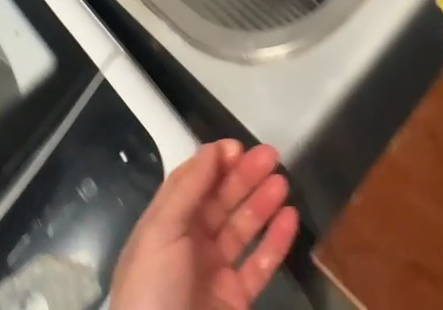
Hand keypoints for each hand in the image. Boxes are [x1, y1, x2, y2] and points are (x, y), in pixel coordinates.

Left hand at [111, 140, 299, 309]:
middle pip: (220, 202)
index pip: (191, 185)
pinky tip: (290, 218)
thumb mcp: (159, 234)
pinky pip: (260, 264)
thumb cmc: (153, 290)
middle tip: (271, 156)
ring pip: (242, 229)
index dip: (214, 163)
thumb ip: (186, 190)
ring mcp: (214, 273)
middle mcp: (188, 246)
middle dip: (244, 177)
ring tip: (282, 183)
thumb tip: (212, 149)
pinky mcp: (236, 298)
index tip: (238, 148)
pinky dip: (276, 241)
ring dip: (262, 203)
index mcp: (163, 229)